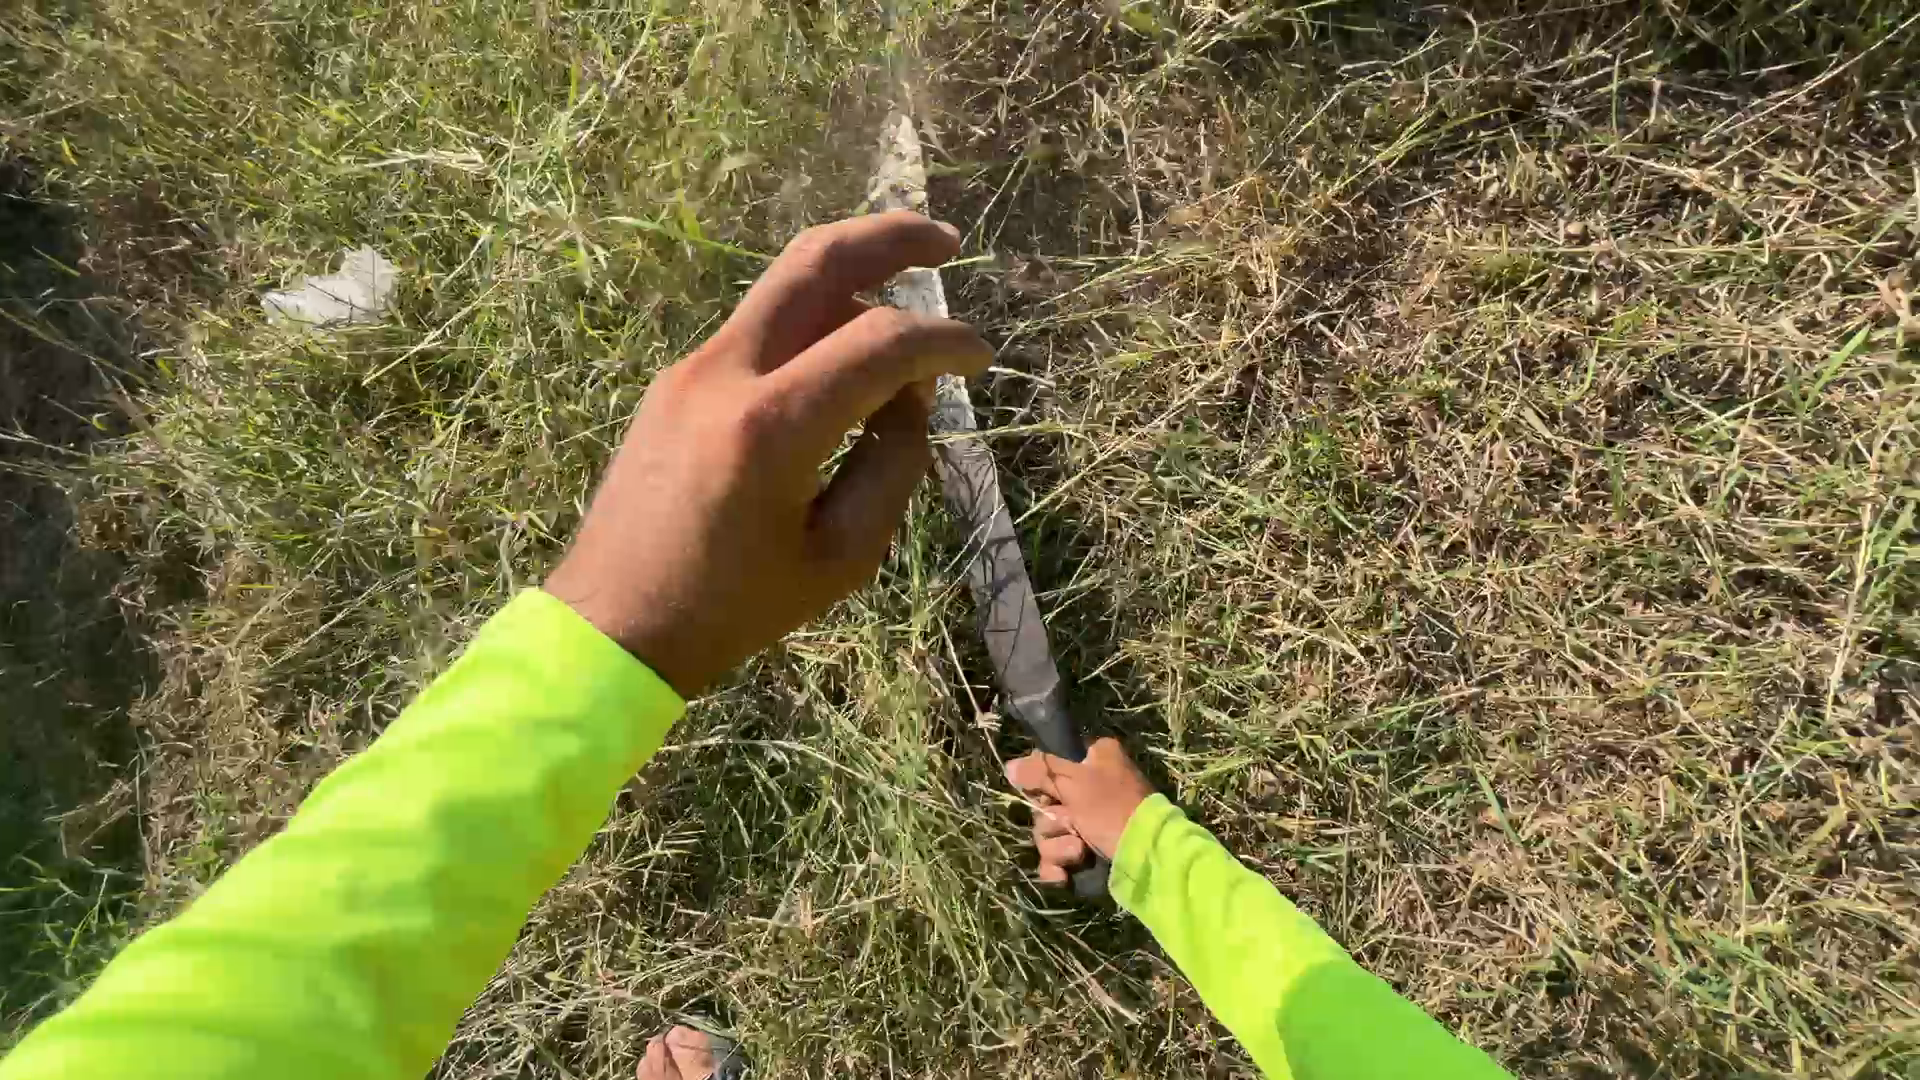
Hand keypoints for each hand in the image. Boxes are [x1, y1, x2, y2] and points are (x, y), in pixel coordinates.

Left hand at [545, 212, 991, 695]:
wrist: (616, 624)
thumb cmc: (737, 607)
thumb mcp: (844, 556)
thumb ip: (893, 465)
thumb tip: (908, 396)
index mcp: (772, 427)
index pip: (881, 343)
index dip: (945, 342)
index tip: (980, 357)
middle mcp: (725, 373)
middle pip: (815, 260)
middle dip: (890, 237)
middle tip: (946, 242)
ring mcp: (691, 368)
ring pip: (784, 287)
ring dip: (853, 280)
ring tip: (903, 314)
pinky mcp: (677, 381)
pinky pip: (761, 329)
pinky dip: (816, 327)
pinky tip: (843, 364)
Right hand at [1005, 737, 1155, 883]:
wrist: (1148, 857)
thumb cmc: (1112, 808)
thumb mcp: (1074, 782)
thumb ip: (1039, 771)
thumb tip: (1010, 766)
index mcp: (1095, 758)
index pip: (1051, 768)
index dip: (1043, 788)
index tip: (1049, 797)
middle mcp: (1093, 785)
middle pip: (1046, 803)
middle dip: (1053, 822)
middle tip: (1071, 825)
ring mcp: (1092, 820)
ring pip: (1050, 832)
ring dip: (1059, 845)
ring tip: (1079, 851)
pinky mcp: (1091, 850)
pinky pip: (1057, 857)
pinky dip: (1058, 866)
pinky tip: (1065, 875)